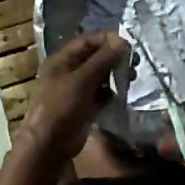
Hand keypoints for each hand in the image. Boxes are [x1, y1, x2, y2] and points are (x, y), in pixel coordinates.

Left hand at [19, 31, 126, 161]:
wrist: (48, 145)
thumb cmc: (60, 107)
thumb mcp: (81, 80)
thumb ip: (102, 60)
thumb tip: (123, 41)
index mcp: (62, 60)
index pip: (87, 41)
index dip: (108, 39)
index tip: (130, 42)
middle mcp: (69, 72)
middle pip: (95, 58)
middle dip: (114, 57)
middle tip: (135, 61)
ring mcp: (76, 90)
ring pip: (100, 76)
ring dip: (115, 74)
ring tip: (132, 76)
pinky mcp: (84, 106)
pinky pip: (101, 94)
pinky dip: (112, 92)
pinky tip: (124, 92)